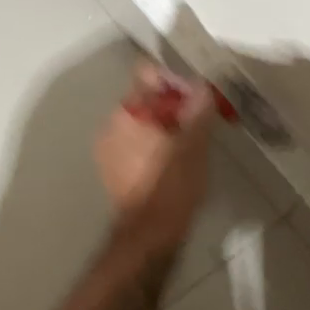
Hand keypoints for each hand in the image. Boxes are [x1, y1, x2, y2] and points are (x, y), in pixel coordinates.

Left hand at [94, 61, 215, 248]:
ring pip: (141, 123)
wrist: (149, 234)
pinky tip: (174, 162)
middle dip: (173, 106)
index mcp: (127, 113)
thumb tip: (200, 85)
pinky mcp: (113, 170)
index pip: (147, 75)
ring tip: (190, 144)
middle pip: (145, 100)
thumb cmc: (172, 186)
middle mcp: (111, 126)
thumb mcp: (194, 144)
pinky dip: (154, 145)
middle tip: (199, 123)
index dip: (175, 81)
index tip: (196, 99)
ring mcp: (108, 149)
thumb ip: (198, 110)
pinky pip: (135, 145)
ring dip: (164, 126)